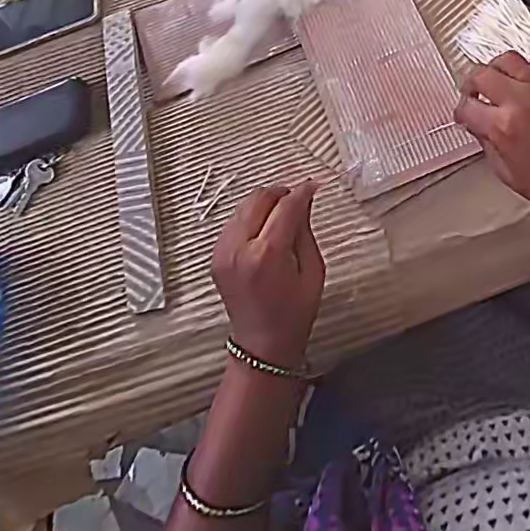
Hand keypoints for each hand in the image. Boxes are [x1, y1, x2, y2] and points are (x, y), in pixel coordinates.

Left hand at [212, 184, 324, 368]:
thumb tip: (304, 200)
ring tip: (283, 215)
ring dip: (265, 204)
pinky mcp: (216, 256)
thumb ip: (305, 230)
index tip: (313, 186)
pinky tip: (265, 230)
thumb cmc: (294, 313)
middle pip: (259, 198)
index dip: (301, 192)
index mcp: (267, 254)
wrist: (262, 344)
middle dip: (280, 193)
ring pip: (244, 207)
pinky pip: (234, 223)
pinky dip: (251, 218)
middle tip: (297, 198)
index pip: (285, 207)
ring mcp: (223, 252)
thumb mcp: (313, 270)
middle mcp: (239, 248)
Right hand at [454, 53, 529, 231]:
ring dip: (496, 69)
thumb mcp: (505, 171)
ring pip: (509, 59)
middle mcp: (522, 102)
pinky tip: (528, 78)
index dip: (461, 112)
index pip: (467, 106)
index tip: (464, 115)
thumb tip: (478, 126)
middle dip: (471, 85)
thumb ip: (487, 142)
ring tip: (496, 80)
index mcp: (503, 126)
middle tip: (473, 95)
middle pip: (482, 74)